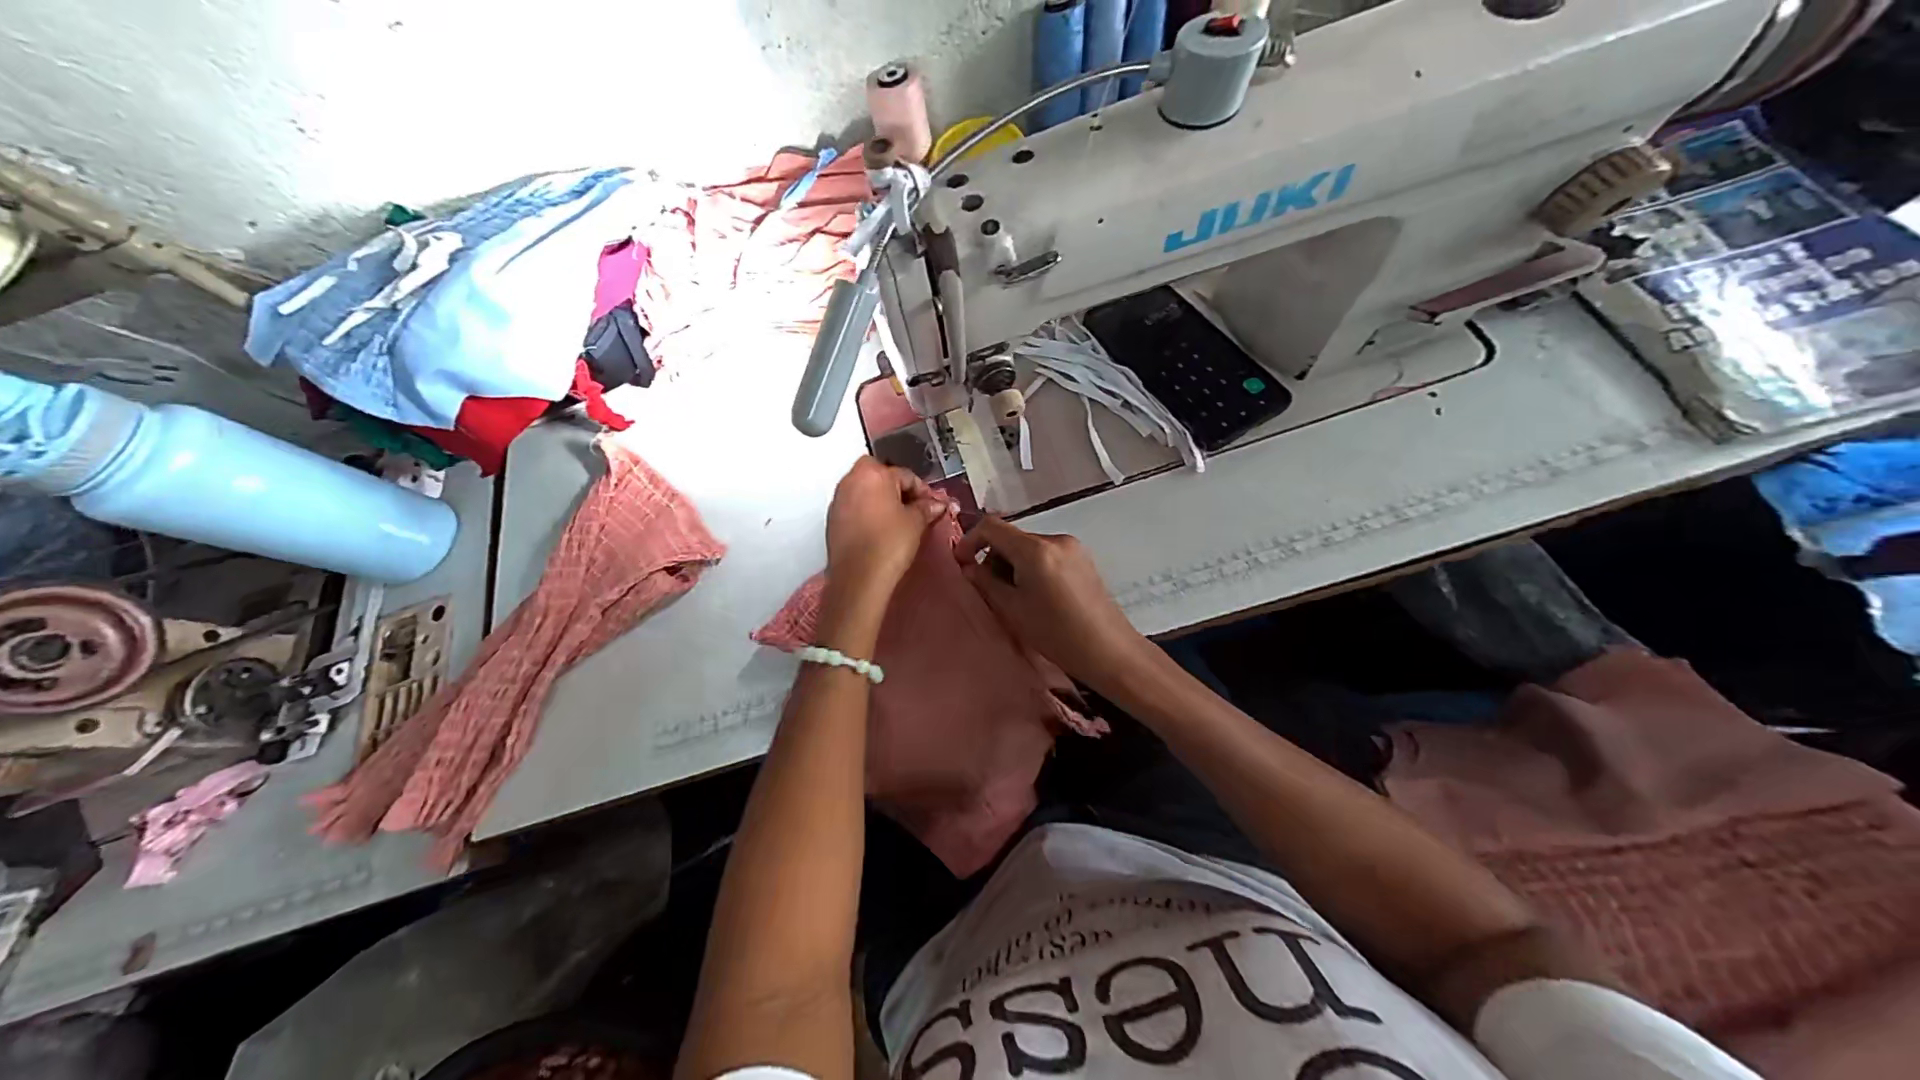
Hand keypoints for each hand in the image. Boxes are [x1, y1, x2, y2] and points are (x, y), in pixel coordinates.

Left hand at [825, 457, 950, 598]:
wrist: (860, 578)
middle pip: (880, 476)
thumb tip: (934, 505)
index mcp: (872, 473)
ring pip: (865, 491)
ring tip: (899, 521)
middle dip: (898, 490)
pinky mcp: (832, 520)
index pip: (905, 474)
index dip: (922, 490)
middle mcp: (850, 481)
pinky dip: (867, 514)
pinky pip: (854, 508)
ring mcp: (838, 500)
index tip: (931, 504)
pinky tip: (881, 532)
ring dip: (881, 501)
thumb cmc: (888, 545)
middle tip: (915, 508)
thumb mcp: (916, 522)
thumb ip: (926, 507)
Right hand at [955, 517, 1150, 693]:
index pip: (992, 527)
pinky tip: (1036, 595)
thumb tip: (969, 568)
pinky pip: (1046, 554)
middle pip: (1012, 536)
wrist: (1108, 650)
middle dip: (993, 557)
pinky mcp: (1083, 558)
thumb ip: (986, 583)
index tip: (963, 563)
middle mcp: (1055, 539)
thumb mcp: (1012, 610)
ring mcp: (1072, 547)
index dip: (970, 540)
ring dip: (1013, 563)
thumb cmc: (1057, 634)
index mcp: (1035, 550)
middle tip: (988, 589)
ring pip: (1029, 546)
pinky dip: (1032, 567)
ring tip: (1014, 597)